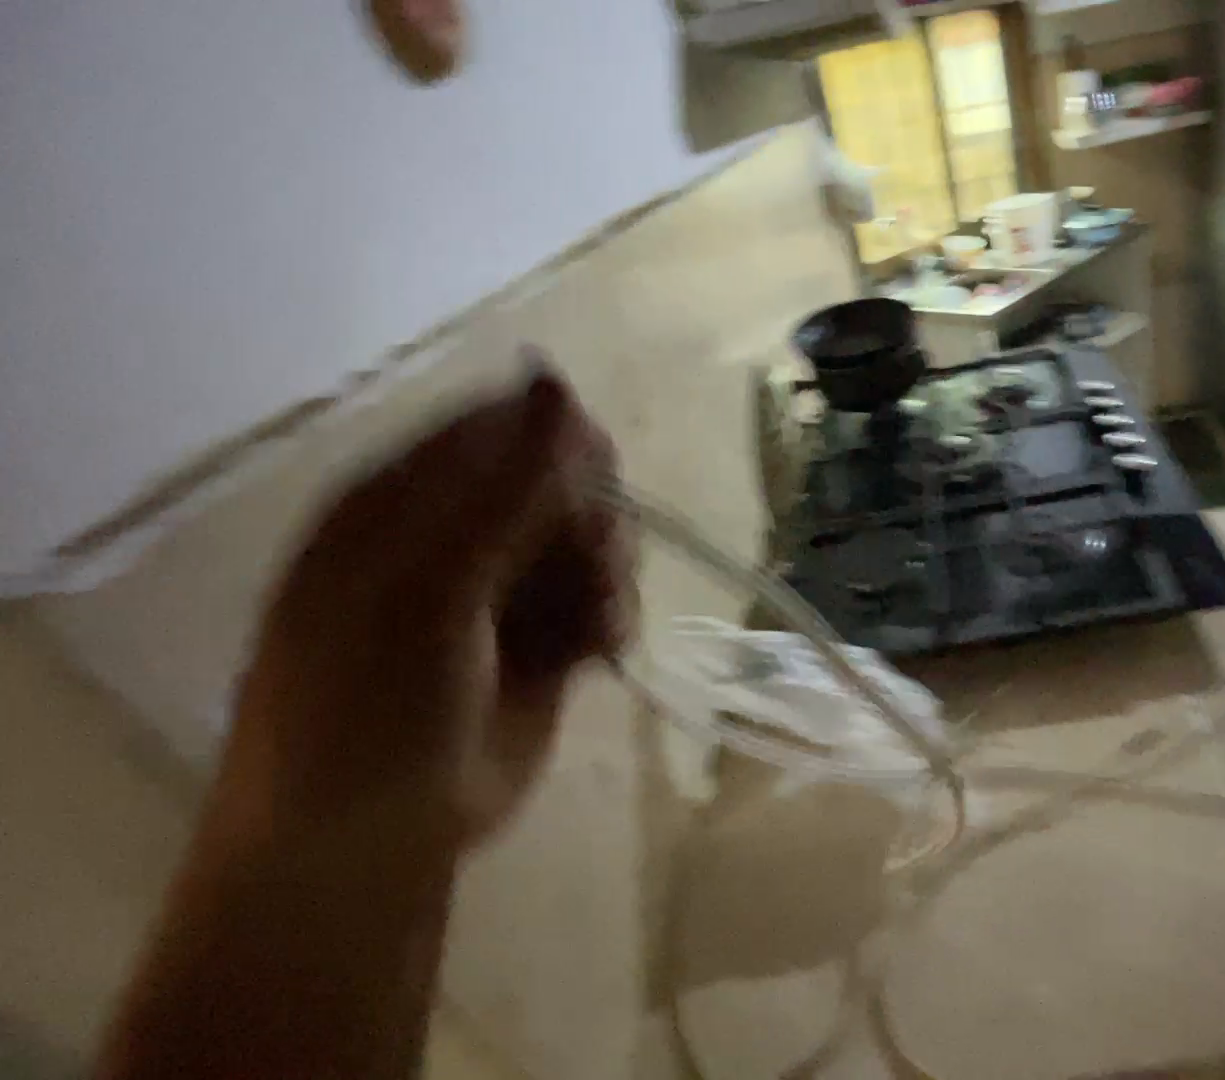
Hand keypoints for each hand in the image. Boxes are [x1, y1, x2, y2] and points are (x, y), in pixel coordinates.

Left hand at [212, 370, 633, 857]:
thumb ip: (508, 490)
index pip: (501, 430)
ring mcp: (504, 589)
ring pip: (592, 542)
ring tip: (597, 619)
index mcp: (403, 503)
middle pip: (560, 483)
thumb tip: (559, 384)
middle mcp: (458, 536)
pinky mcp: (545, 638)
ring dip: (608, 572)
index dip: (559, 448)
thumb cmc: (370, 704)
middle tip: (593, 561)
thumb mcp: (433, 587)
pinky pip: (602, 598)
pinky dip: (612, 616)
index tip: (595, 484)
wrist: (370, 838)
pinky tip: (603, 647)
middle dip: (592, 519)